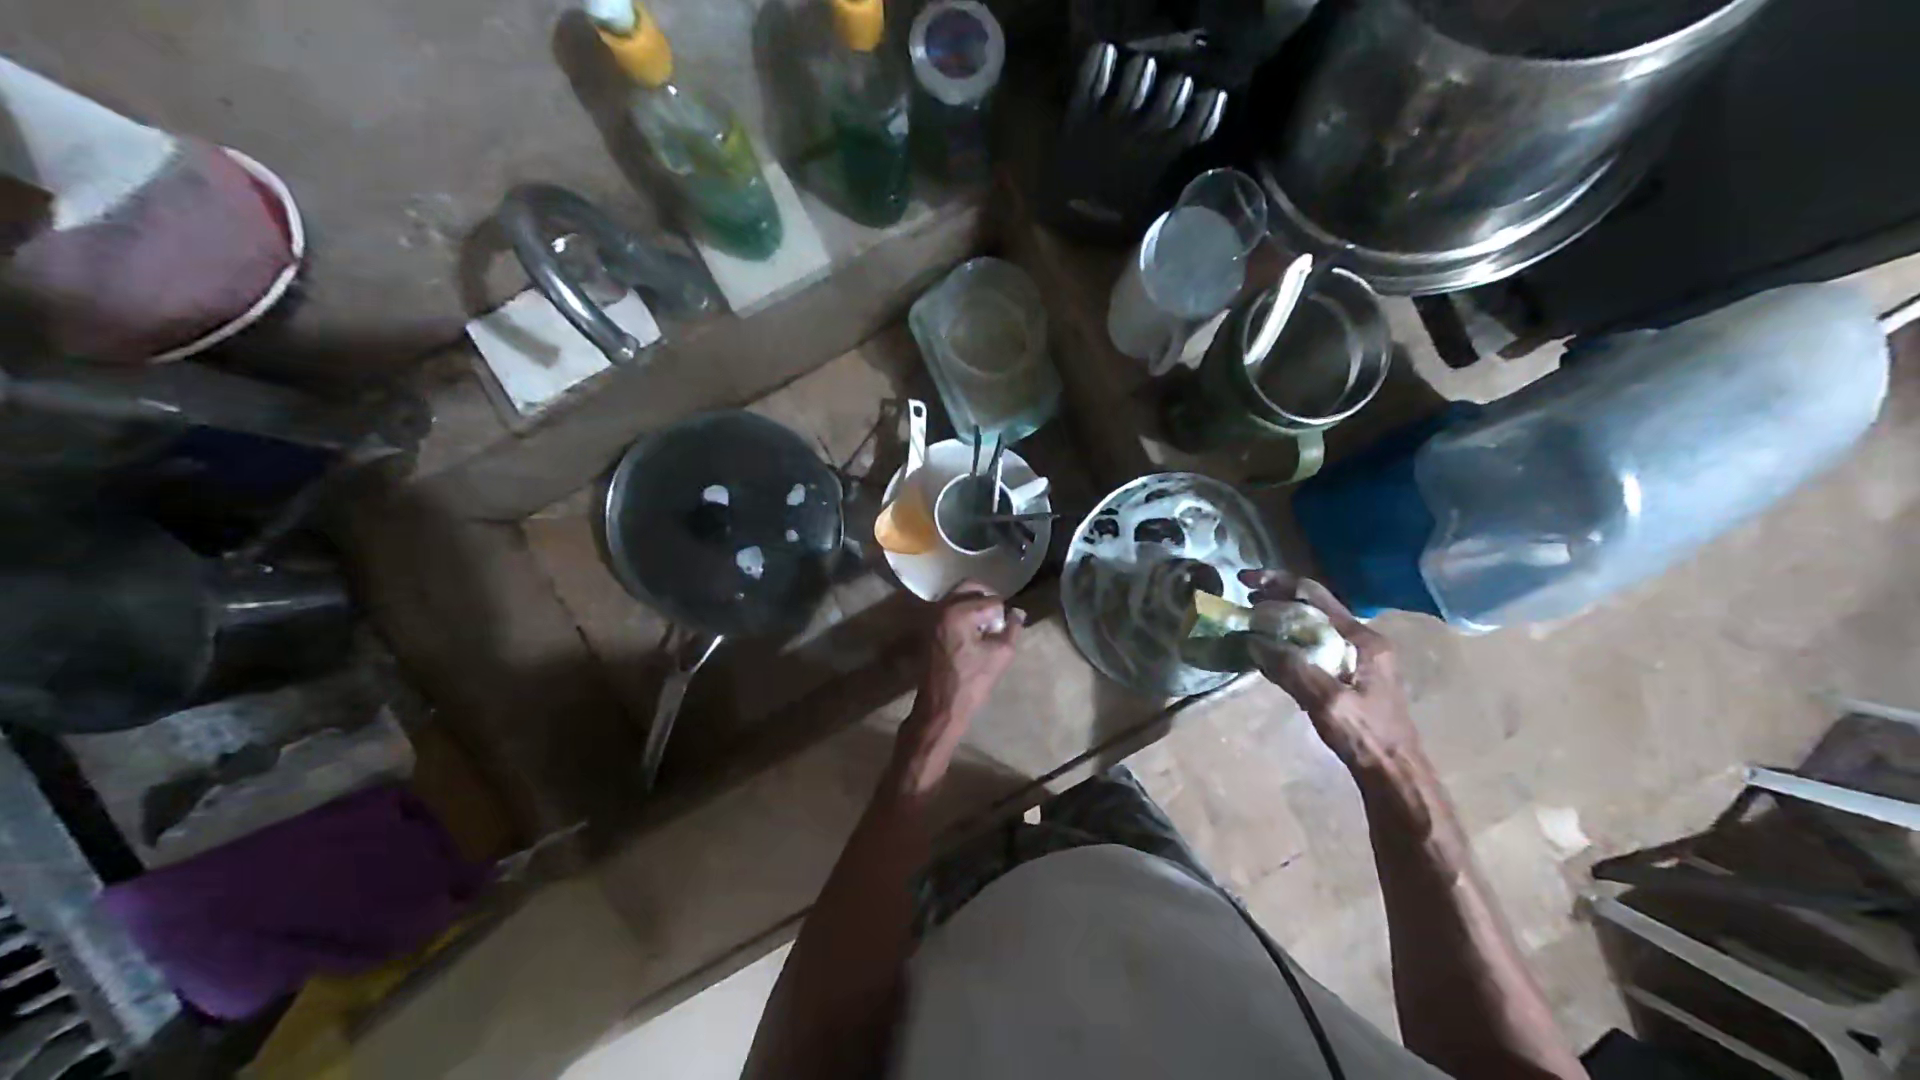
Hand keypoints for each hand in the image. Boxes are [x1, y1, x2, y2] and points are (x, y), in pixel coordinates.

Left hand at [892, 582, 1024, 791]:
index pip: (992, 600)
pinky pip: (949, 608)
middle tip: (998, 619)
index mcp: (958, 611)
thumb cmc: (972, 682)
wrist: (940, 706)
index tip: (1002, 633)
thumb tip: (1017, 612)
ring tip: (986, 626)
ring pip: (958, 596)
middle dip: (988, 599)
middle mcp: (941, 607)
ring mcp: (931, 617)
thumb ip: (1012, 628)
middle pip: (970, 587)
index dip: (1003, 615)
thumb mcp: (1001, 654)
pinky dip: (962, 612)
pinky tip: (972, 633)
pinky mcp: (928, 628)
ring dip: (974, 604)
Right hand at [1239, 570, 1422, 777]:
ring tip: (1250, 621)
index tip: (1244, 581)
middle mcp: (1361, 641)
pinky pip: (1313, 647)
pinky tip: (1268, 651)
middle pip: (1313, 607)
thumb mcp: (1327, 701)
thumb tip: (1253, 642)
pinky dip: (1287, 642)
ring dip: (1281, 620)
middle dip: (1277, 598)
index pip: (1314, 596)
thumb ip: (1292, 668)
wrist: (1394, 775)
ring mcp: (1356, 659)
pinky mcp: (1348, 677)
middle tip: (1243, 599)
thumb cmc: (1366, 736)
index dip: (1278, 584)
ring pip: (1312, 627)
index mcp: (1362, 639)